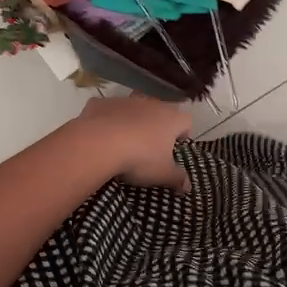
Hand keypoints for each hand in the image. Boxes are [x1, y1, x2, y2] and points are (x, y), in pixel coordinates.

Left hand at [75, 95, 191, 191]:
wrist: (99, 143)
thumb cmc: (140, 158)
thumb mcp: (163, 174)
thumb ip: (178, 178)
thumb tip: (188, 186)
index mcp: (170, 118)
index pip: (186, 120)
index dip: (183, 132)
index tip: (176, 146)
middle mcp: (149, 103)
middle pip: (159, 110)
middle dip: (156, 125)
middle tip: (149, 146)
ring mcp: (124, 100)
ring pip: (132, 107)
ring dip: (131, 120)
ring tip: (124, 140)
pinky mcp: (100, 103)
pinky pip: (108, 110)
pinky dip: (107, 119)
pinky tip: (101, 136)